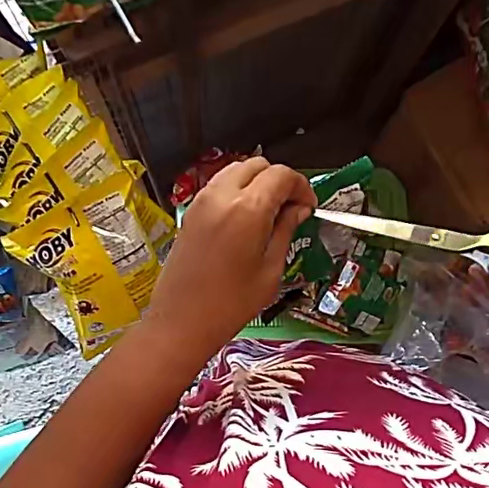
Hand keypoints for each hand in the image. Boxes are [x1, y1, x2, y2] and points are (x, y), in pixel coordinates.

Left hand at [141, 156, 316, 363]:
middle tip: (290, 208)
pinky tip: (244, 220)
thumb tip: (297, 210)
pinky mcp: (188, 215)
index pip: (281, 175)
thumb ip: (285, 231)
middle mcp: (220, 197)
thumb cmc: (229, 305)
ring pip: (234, 172)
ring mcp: (199, 203)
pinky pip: (216, 188)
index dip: (301, 186)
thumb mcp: (269, 270)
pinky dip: (234, 192)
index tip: (308, 206)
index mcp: (246, 208)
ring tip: (268, 214)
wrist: (180, 322)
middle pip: (256, 165)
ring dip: (254, 183)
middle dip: (277, 180)